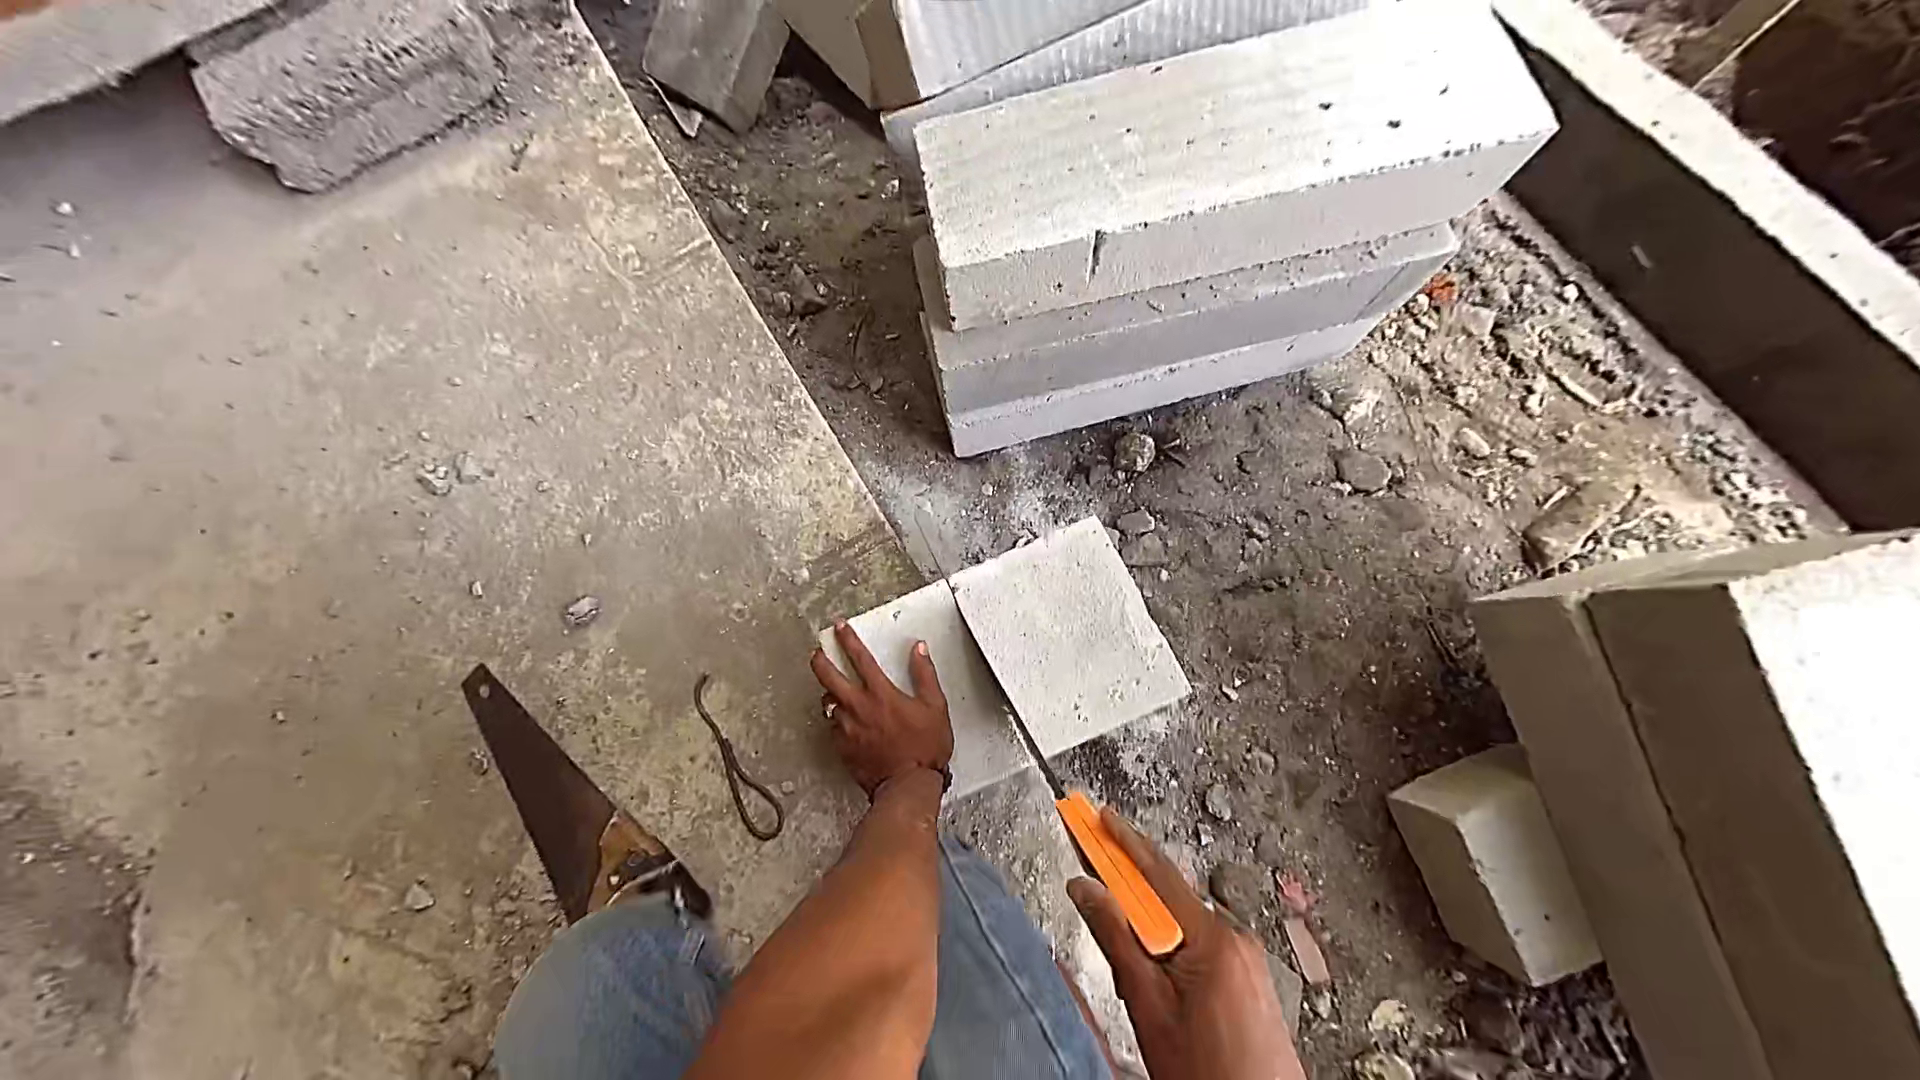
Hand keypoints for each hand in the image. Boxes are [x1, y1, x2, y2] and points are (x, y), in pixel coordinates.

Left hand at [809, 622, 953, 795]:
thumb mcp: (935, 706)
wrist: (907, 785)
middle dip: (820, 660)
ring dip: (829, 693)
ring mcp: (847, 727)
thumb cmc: (923, 749)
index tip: (841, 629)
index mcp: (881, 693)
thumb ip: (925, 674)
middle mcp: (859, 707)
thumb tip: (919, 650)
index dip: (848, 639)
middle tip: (818, 653)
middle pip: (829, 676)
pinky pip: (833, 727)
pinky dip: (836, 720)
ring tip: (832, 689)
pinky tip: (843, 721)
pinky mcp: (842, 747)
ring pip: (828, 702)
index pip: (859, 657)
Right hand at [1069, 808, 1305, 1079]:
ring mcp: (1246, 956)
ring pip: (1181, 921)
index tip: (1097, 817)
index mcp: (1212, 937)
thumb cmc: (1210, 1074)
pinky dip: (1171, 946)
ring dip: (1149, 929)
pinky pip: (1200, 941)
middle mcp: (1235, 937)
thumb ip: (1115, 938)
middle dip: (1129, 892)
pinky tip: (1159, 980)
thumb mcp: (1148, 1004)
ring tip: (1133, 975)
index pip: (1155, 870)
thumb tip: (1085, 888)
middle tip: (1095, 886)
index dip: (1121, 839)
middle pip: (1167, 894)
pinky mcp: (1248, 974)